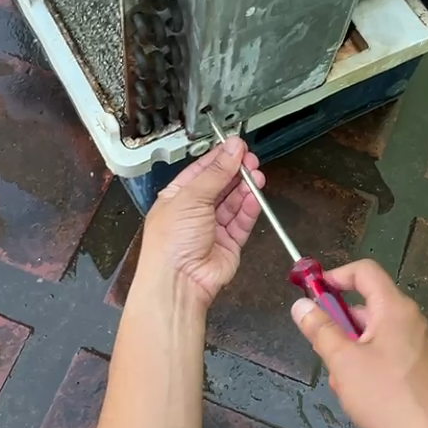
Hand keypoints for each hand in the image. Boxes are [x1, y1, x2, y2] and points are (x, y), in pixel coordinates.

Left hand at [136, 137, 263, 308]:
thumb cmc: (170, 243)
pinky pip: (242, 221)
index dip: (219, 158)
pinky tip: (255, 195)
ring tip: (257, 175)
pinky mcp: (228, 244)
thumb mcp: (191, 197)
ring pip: (233, 202)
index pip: (201, 171)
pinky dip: (249, 208)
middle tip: (250, 159)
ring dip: (245, 188)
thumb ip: (216, 173)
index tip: (236, 146)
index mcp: (177, 198)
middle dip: (235, 171)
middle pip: (219, 186)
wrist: (179, 281)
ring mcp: (211, 228)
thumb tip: (232, 149)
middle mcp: (193, 212)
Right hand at [290, 260, 427, 427]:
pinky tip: (354, 391)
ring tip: (339, 378)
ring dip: (348, 347)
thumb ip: (320, 329)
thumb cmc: (384, 395)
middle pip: (367, 303)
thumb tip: (300, 305)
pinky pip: (383, 351)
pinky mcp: (415, 366)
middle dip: (338, 320)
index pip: (365, 271)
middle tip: (322, 346)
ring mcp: (414, 344)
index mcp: (394, 308)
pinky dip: (364, 361)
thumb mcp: (342, 361)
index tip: (312, 292)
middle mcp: (408, 319)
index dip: (336, 275)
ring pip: (372, 331)